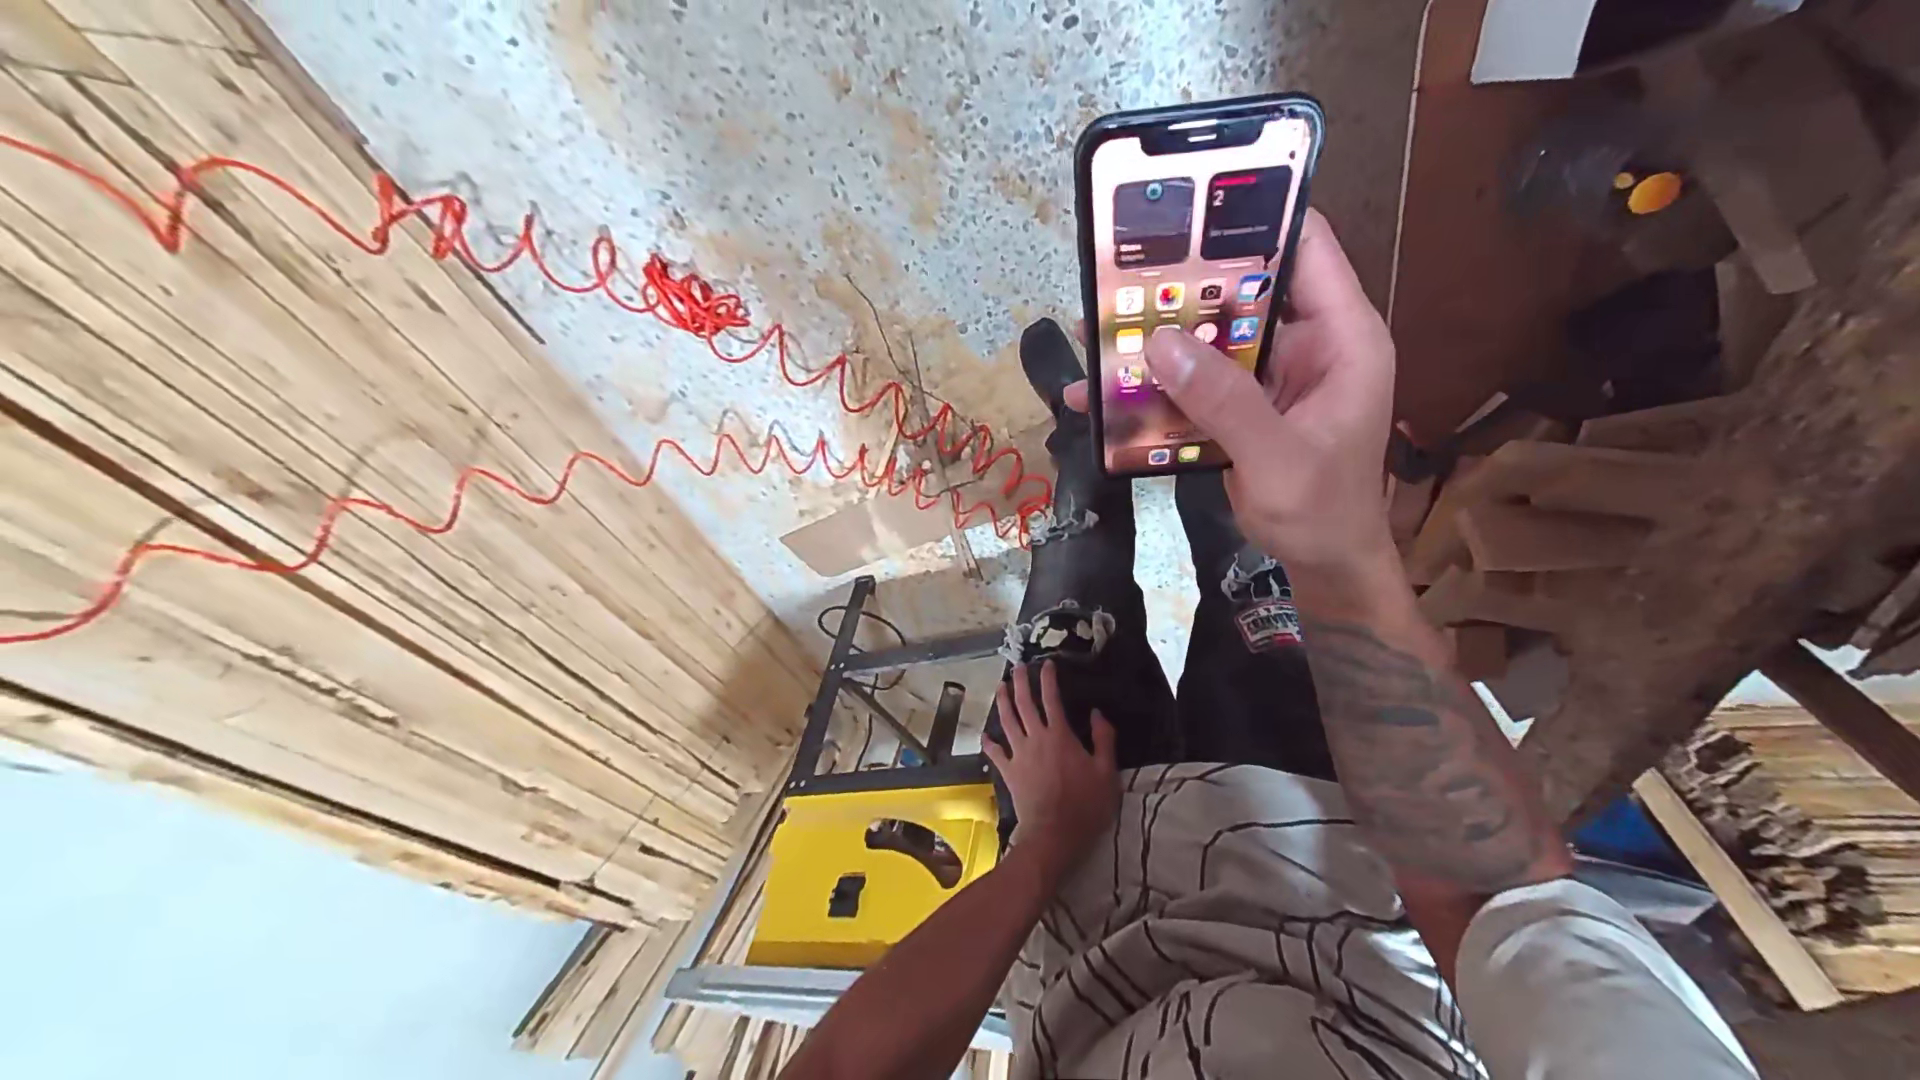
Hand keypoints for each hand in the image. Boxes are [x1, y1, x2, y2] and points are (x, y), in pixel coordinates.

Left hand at [983, 660, 1117, 880]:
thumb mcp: (1106, 771)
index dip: (1048, 679)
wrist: (1054, 834)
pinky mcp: (1009, 772)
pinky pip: (995, 754)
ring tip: (1001, 686)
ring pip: (1007, 721)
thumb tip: (1097, 712)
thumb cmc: (1085, 804)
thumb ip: (1103, 739)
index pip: (1052, 698)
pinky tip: (985, 735)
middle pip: (1024, 703)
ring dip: (1003, 701)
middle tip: (1018, 666)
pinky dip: (989, 743)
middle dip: (1020, 682)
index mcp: (1060, 735)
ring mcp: (1019, 754)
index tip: (1047, 664)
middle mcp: (1036, 738)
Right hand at [1061, 210, 1396, 576]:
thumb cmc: (1322, 512)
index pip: (1305, 250)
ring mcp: (1266, 376)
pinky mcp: (1237, 405)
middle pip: (1241, 293)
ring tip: (1100, 336)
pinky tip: (1108, 394)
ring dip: (1158, 339)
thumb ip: (1226, 402)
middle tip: (1122, 279)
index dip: (1255, 221)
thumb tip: (1160, 344)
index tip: (1191, 212)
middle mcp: (1302, 344)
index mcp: (1340, 338)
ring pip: (1208, 338)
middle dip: (1183, 288)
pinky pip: (1192, 382)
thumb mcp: (1278, 459)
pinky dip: (1155, 385)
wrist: (1321, 565)